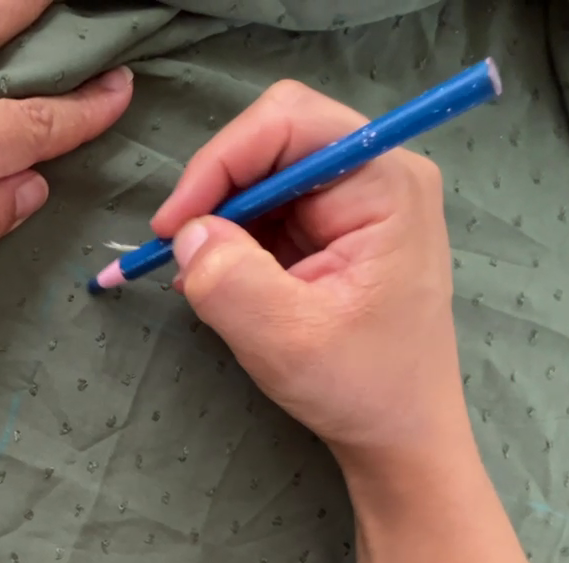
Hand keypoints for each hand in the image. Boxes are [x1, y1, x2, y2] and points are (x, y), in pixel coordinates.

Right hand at [152, 81, 470, 475]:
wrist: (398, 433)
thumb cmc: (358, 386)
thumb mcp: (284, 339)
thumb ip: (229, 279)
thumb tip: (186, 234)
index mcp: (383, 184)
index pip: (288, 124)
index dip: (217, 163)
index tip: (170, 226)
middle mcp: (375, 175)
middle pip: (274, 143)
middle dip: (216, 193)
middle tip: (178, 251)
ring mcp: (356, 204)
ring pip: (264, 180)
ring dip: (221, 224)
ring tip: (199, 279)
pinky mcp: (336, 234)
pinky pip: (270, 216)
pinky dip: (233, 244)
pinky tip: (221, 283)